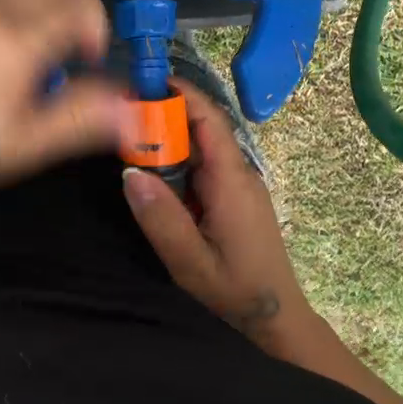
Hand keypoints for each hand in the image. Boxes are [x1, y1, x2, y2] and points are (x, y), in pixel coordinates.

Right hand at [122, 83, 316, 352]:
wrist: (278, 321)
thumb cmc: (237, 292)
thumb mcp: (191, 263)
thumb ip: (161, 219)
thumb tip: (129, 172)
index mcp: (232, 180)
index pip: (210, 120)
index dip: (182, 95)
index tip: (146, 82)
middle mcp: (239, 173)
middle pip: (203, 128)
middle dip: (167, 115)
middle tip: (124, 112)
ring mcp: (239, 185)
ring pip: (203, 147)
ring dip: (171, 139)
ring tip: (131, 137)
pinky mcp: (235, 198)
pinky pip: (205, 166)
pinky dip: (179, 160)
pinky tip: (155, 172)